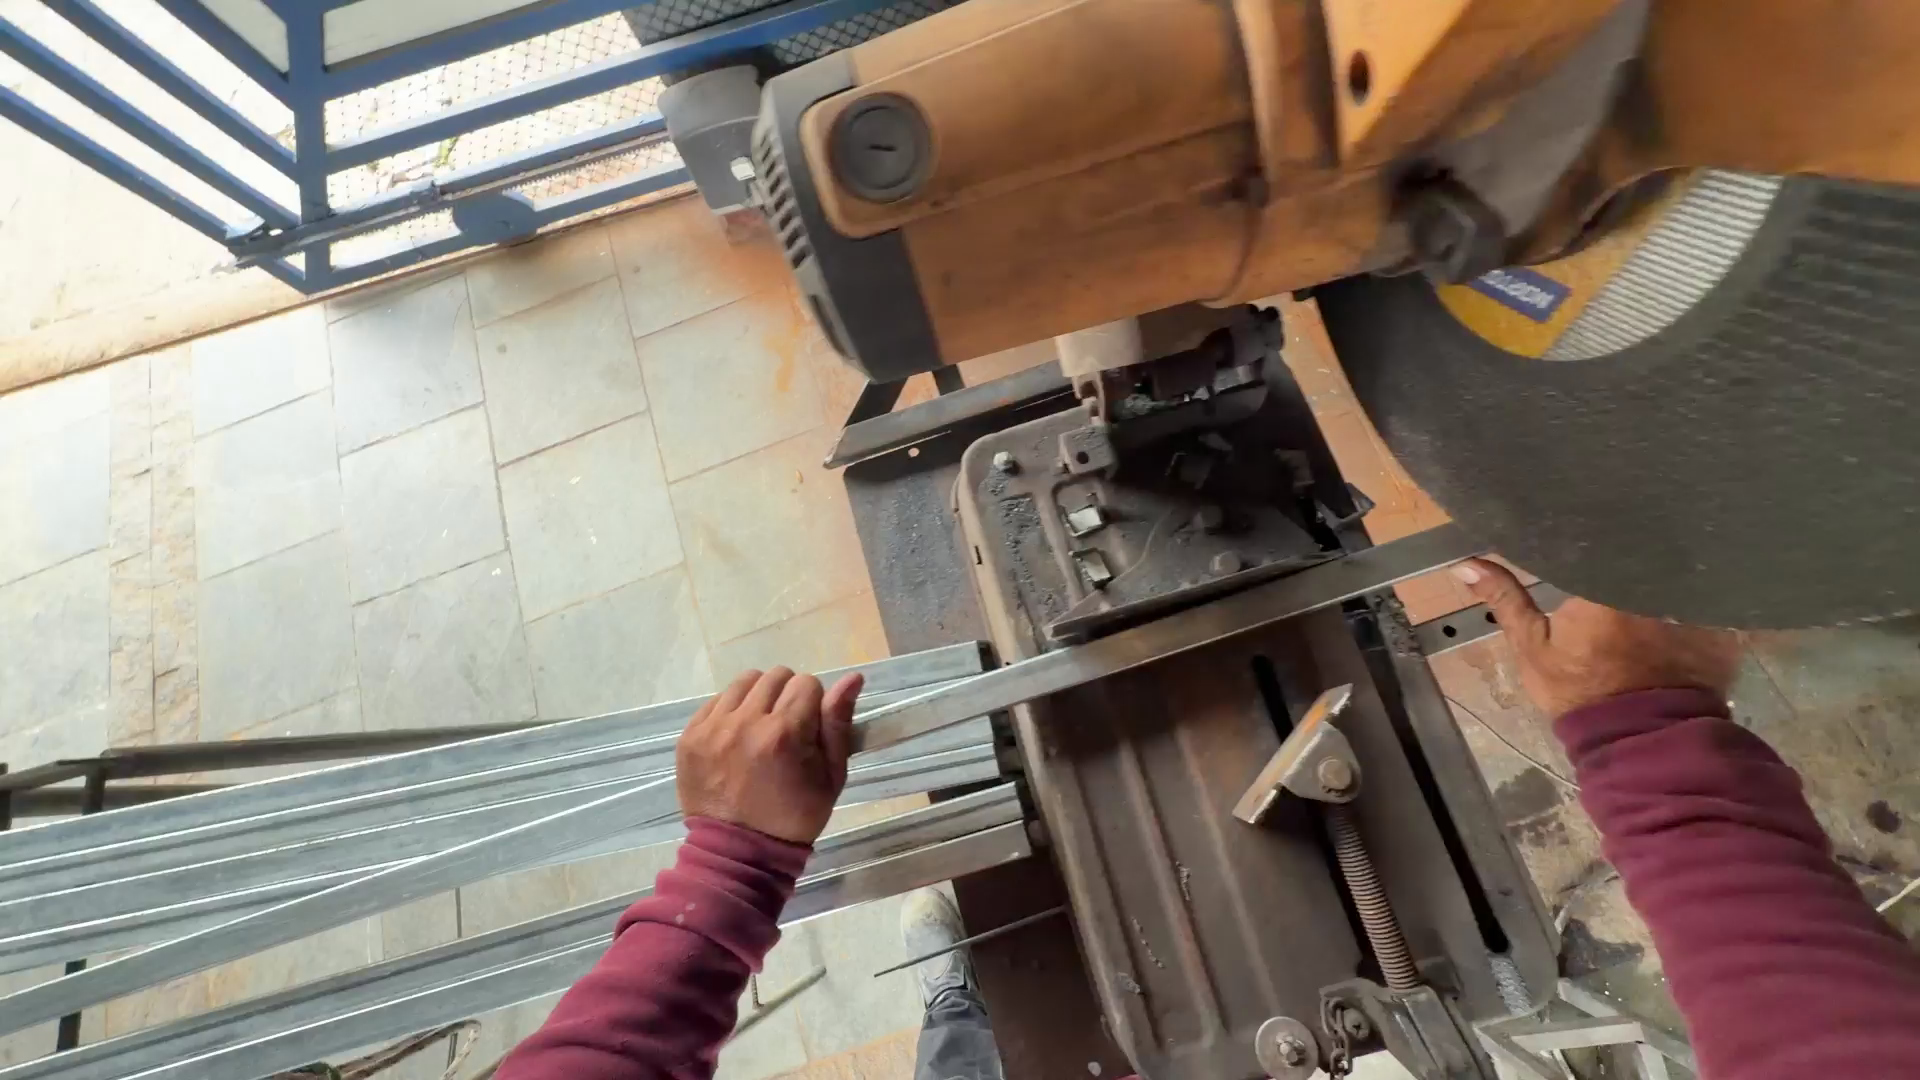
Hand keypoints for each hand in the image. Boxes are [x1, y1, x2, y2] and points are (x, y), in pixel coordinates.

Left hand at [676, 667, 864, 844]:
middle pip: (776, 676)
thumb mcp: (831, 776)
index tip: (809, 730)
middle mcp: (746, 723)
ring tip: (760, 728)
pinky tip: (737, 738)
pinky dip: (732, 711)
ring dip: (759, 697)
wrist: (737, 855)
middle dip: (788, 695)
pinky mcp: (689, 737)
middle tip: (786, 728)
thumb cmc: (793, 817)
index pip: (807, 683)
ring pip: (745, 682)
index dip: (814, 704)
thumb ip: (838, 722)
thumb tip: (853, 678)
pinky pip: (717, 701)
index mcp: (784, 733)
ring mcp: (712, 729)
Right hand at [1450, 558, 1739, 716]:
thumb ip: (1505, 598)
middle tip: (1594, 545)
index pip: (1594, 538)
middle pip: (1637, 546)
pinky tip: (1665, 597)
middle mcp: (1657, 584)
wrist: (1643, 737)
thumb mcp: (1531, 642)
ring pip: (1671, 567)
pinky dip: (1683, 590)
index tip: (1562, 525)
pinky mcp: (1724, 623)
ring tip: (1629, 567)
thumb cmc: (1578, 687)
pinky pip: (1701, 592)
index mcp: (1605, 583)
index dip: (1580, 530)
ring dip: (1653, 564)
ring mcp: (1696, 602)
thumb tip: (1466, 564)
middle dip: (1617, 543)